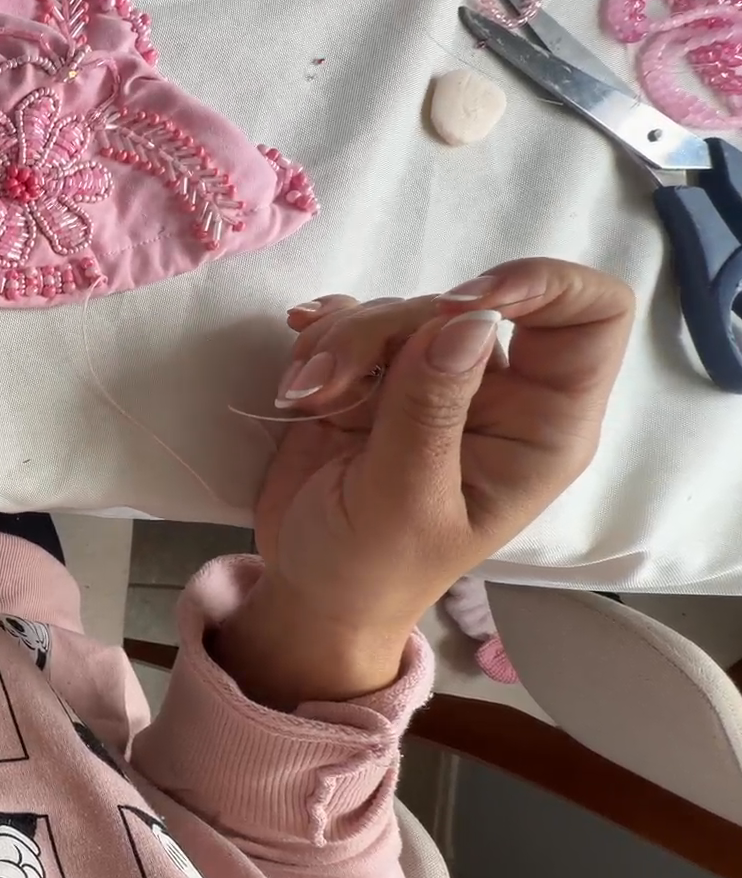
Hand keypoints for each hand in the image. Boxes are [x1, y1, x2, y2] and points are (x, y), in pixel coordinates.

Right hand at [214, 259, 634, 707]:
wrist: (308, 589)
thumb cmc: (371, 566)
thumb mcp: (401, 499)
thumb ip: (429, 413)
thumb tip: (462, 322)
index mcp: (536, 426)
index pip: (584, 319)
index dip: (535, 288)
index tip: (451, 306)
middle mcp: (486, 395)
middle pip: (451, 311)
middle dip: (375, 335)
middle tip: (316, 388)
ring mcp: (417, 389)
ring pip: (388, 316)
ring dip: (332, 344)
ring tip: (295, 398)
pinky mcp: (358, 389)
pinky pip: (344, 332)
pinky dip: (314, 336)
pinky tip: (294, 358)